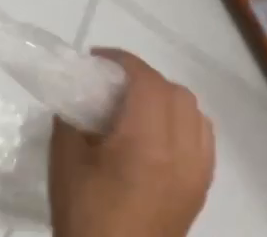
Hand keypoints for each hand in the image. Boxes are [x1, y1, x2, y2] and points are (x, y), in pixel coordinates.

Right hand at [50, 49, 215, 236]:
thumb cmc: (83, 207)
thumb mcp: (64, 154)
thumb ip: (73, 115)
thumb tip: (76, 94)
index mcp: (146, 142)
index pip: (149, 83)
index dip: (124, 61)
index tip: (96, 59)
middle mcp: (182, 154)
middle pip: (178, 94)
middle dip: (144, 77)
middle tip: (110, 81)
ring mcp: (198, 174)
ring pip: (196, 115)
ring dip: (166, 99)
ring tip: (132, 104)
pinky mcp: (201, 189)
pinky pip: (202, 140)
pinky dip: (181, 123)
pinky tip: (151, 132)